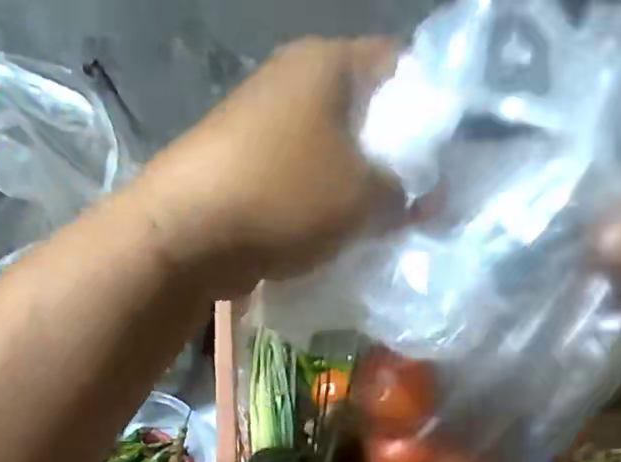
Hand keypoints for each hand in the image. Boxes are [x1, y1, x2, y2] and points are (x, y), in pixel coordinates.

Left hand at [128, 37, 402, 295]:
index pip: (397, 65)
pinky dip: (303, 208)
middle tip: (404, 205)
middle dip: (383, 159)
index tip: (438, 161)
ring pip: (318, 153)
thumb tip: (416, 195)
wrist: (182, 236)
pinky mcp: (228, 170)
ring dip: (341, 190)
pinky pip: (284, 183)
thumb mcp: (361, 197)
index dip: (427, 111)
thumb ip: (402, 190)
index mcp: (326, 61)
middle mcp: (285, 81)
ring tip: (360, 232)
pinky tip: (313, 241)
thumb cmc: (282, 198)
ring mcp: (250, 125)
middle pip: (355, 113)